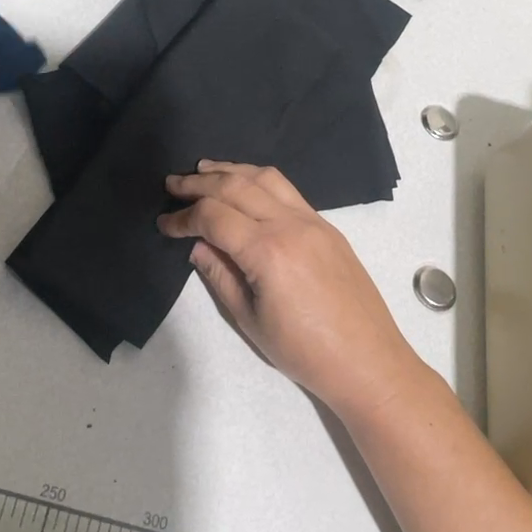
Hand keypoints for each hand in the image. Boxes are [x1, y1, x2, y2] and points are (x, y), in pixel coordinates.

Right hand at [158, 161, 429, 419]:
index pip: (214, 217)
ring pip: (266, 178)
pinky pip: (288, 189)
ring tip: (204, 170)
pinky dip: (259, 179)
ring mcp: (313, 221)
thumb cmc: (304, 352)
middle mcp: (290, 225)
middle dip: (200, 182)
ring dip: (231, 170)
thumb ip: (221, 276)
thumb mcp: (251, 320)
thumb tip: (198, 246)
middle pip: (237, 186)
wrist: (368, 361)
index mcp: (268, 251)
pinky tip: (245, 186)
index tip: (163, 223)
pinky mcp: (327, 227)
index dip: (183, 217)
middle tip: (172, 183)